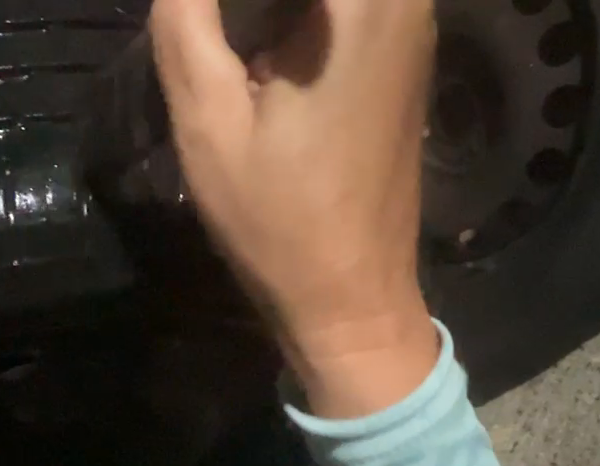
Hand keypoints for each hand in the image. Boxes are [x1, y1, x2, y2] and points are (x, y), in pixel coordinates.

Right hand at [151, 0, 439, 416]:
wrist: (352, 301)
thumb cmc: (280, 224)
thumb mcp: (210, 127)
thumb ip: (186, 24)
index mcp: (360, 0)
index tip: (191, 19)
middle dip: (246, 4)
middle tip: (200, 30)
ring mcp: (413, 24)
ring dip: (267, 12)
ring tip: (220, 42)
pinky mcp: (404, 60)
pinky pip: (347, 9)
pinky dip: (295, 20)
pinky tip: (262, 64)